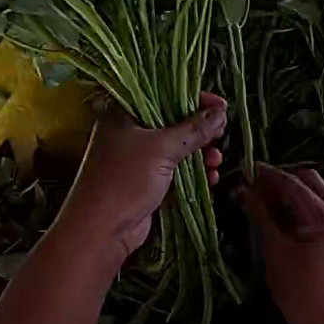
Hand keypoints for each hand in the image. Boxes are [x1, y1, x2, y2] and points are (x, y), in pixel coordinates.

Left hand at [56, 94, 226, 261]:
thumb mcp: (162, 149)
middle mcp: (129, 131)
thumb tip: (222, 113)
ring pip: (176, 149)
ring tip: (216, 162)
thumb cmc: (125, 180)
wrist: (101, 229)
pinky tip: (210, 179)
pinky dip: (192, 173)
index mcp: (123, 113)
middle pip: (173, 122)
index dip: (195, 99)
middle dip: (200, 132)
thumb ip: (194, 130)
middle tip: (221, 137)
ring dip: (200, 154)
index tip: (221, 107)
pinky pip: (174, 170)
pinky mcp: (145, 181)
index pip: (164, 94)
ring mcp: (136, 158)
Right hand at [239, 164, 323, 323]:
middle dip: (280, 180)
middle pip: (307, 181)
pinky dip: (295, 208)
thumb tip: (242, 190)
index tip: (244, 168)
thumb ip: (259, 215)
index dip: (266, 174)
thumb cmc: (298, 289)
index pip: (292, 183)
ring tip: (260, 201)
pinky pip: (315, 211)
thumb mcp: (274, 249)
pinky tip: (275, 217)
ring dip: (287, 193)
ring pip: (312, 195)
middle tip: (253, 186)